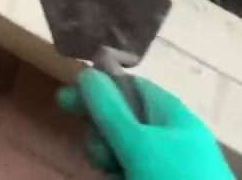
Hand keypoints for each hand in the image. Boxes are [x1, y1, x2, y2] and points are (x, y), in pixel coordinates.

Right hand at [57, 70, 233, 179]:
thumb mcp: (138, 145)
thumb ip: (108, 106)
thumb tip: (87, 72)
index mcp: (175, 117)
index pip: (129, 84)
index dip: (97, 88)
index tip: (66, 103)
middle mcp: (172, 138)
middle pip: (121, 117)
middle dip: (100, 132)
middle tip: (97, 154)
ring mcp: (169, 167)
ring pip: (121, 149)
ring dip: (107, 158)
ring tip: (110, 174)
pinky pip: (130, 172)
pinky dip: (118, 177)